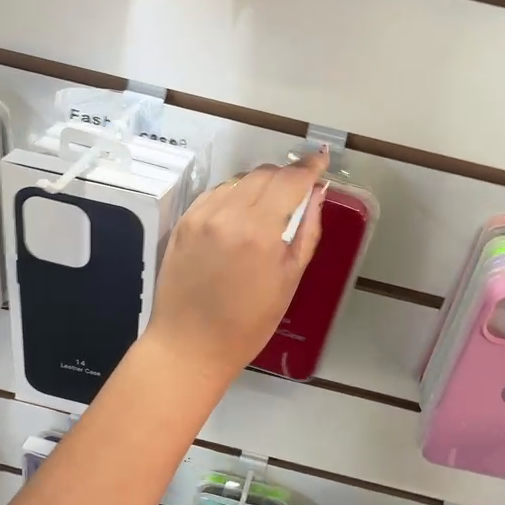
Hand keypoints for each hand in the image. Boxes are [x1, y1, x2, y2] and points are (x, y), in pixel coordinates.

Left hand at [146, 148, 330, 378]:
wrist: (190, 345)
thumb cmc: (248, 324)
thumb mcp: (289, 281)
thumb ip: (306, 232)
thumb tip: (316, 196)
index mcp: (260, 232)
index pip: (290, 180)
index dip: (309, 167)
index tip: (321, 160)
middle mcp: (228, 215)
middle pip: (264, 174)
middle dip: (286, 176)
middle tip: (299, 189)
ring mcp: (201, 216)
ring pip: (239, 181)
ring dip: (259, 185)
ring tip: (269, 205)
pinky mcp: (183, 223)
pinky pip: (215, 194)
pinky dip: (234, 196)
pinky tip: (240, 215)